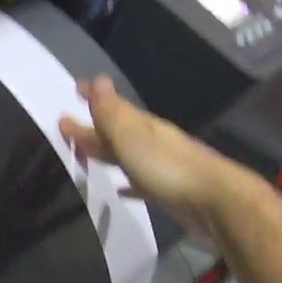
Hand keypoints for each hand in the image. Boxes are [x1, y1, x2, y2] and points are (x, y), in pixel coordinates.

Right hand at [58, 76, 256, 233]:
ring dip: (105, 153)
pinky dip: (126, 183)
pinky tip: (119, 190)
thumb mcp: (132, 137)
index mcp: (142, 127)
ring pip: (125, 156)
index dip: (93, 98)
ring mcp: (160, 167)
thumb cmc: (167, 168)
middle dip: (92, 128)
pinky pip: (139, 183)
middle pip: (116, 132)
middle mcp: (150, 143)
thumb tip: (97, 79)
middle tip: (66, 126)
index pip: (112, 107)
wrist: (215, 203)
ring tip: (84, 155)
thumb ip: (112, 113)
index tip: (74, 88)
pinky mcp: (165, 192)